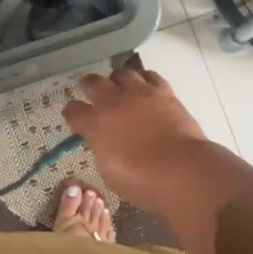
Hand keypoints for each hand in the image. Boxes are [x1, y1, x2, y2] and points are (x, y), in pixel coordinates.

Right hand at [63, 66, 209, 209]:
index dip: (71, 114)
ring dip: (117, 79)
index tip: (73, 117)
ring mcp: (139, 93)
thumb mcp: (109, 171)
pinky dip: (143, 79)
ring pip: (121, 73)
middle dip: (88, 85)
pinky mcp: (163, 91)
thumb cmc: (142, 180)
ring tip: (119, 85)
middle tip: (90, 89)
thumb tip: (103, 141)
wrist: (181, 169)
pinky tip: (145, 86)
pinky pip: (149, 75)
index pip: (74, 111)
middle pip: (93, 82)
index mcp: (96, 123)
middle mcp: (113, 102)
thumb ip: (102, 149)